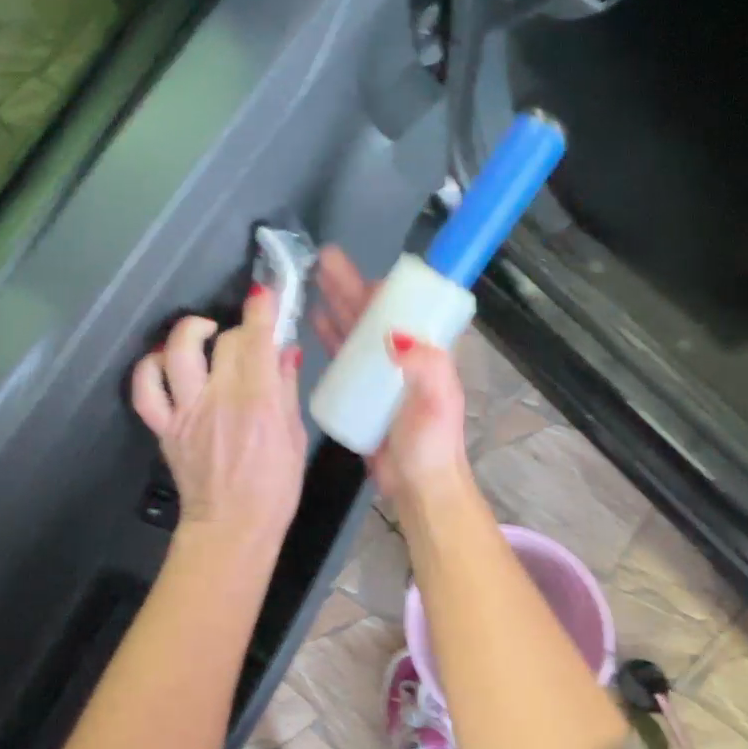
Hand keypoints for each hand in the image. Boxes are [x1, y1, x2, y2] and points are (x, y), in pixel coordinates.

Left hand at [132, 287, 307, 544]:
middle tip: (250, 341)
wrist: (231, 530)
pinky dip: (149, 368)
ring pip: (178, 353)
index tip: (264, 293)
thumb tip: (285, 351)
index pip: (258, 341)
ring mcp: (187, 412)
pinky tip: (164, 360)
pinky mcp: (165, 428)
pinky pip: (145, 391)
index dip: (261, 310)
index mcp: (259, 403)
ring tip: (203, 333)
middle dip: (240, 331)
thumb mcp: (294, 438)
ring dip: (190, 331)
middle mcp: (220, 399)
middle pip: (225, 342)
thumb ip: (286, 390)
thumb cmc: (274, 490)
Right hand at [312, 247, 475, 510]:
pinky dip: (330, 336)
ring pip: (356, 331)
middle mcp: (402, 356)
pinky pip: (343, 357)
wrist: (417, 488)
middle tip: (322, 260)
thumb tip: (395, 335)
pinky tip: (313, 321)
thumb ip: (425, 368)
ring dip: (336, 305)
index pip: (403, 307)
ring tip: (311, 281)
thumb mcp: (436, 402)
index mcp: (425, 352)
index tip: (356, 266)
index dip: (381, 286)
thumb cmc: (431, 444)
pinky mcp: (360, 393)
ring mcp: (380, 374)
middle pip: (373, 313)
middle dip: (349, 285)